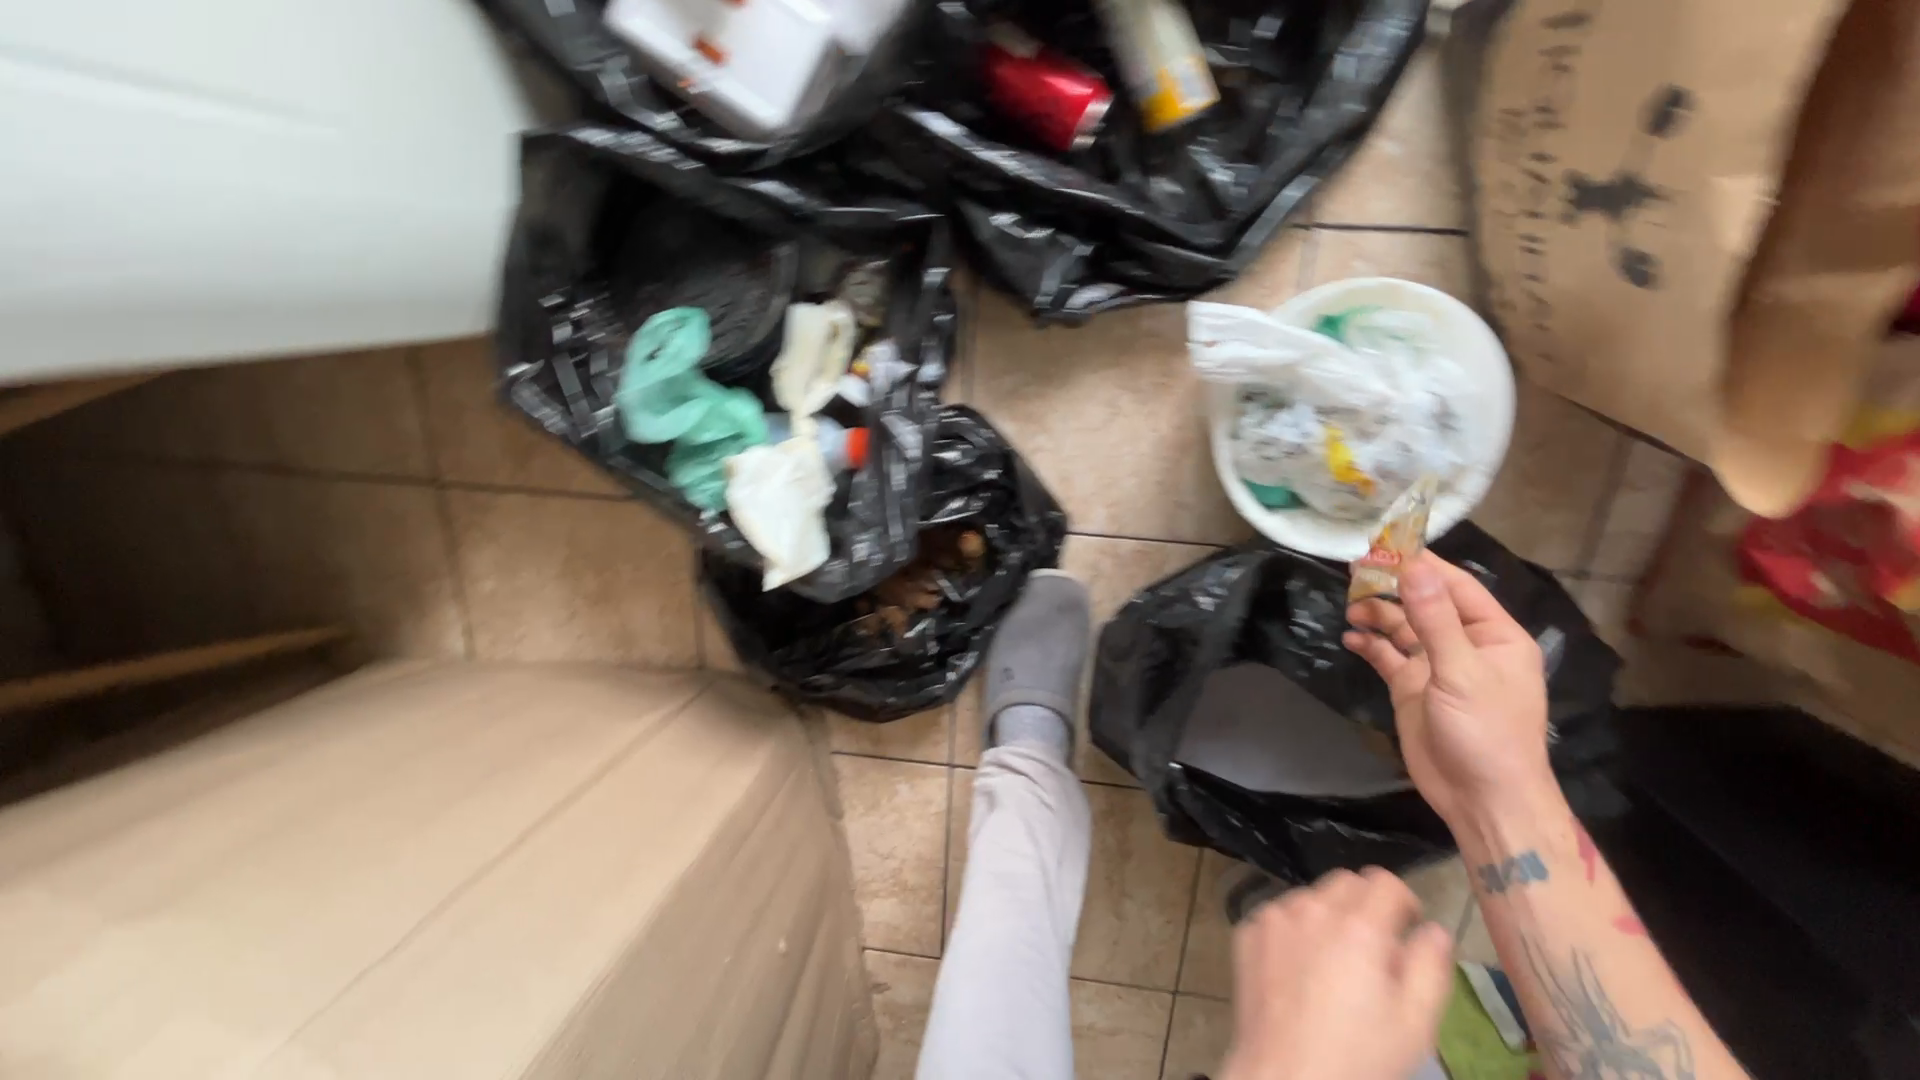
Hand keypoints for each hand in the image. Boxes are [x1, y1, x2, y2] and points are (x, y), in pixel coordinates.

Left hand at [1220, 867, 1453, 1079]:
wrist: (1285, 1078)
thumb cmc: (1358, 1059)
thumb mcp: (1415, 1024)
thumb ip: (1430, 966)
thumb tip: (1433, 929)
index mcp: (1358, 926)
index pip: (1384, 881)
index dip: (1403, 900)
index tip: (1407, 927)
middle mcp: (1311, 909)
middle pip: (1346, 882)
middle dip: (1366, 905)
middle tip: (1373, 951)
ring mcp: (1273, 918)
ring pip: (1310, 897)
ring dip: (1328, 917)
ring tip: (1334, 965)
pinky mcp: (1246, 932)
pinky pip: (1279, 916)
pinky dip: (1294, 931)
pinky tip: (1299, 971)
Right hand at [1342, 552, 1553, 827]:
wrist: (1482, 798)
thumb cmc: (1486, 733)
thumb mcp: (1460, 672)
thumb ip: (1434, 620)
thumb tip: (1413, 569)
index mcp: (1494, 635)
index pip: (1457, 587)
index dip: (1423, 565)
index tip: (1386, 546)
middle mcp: (1466, 645)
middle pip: (1424, 603)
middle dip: (1392, 586)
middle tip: (1354, 569)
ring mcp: (1437, 667)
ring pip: (1402, 627)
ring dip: (1377, 615)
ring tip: (1349, 608)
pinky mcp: (1412, 688)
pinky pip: (1387, 656)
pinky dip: (1369, 644)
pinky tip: (1350, 638)